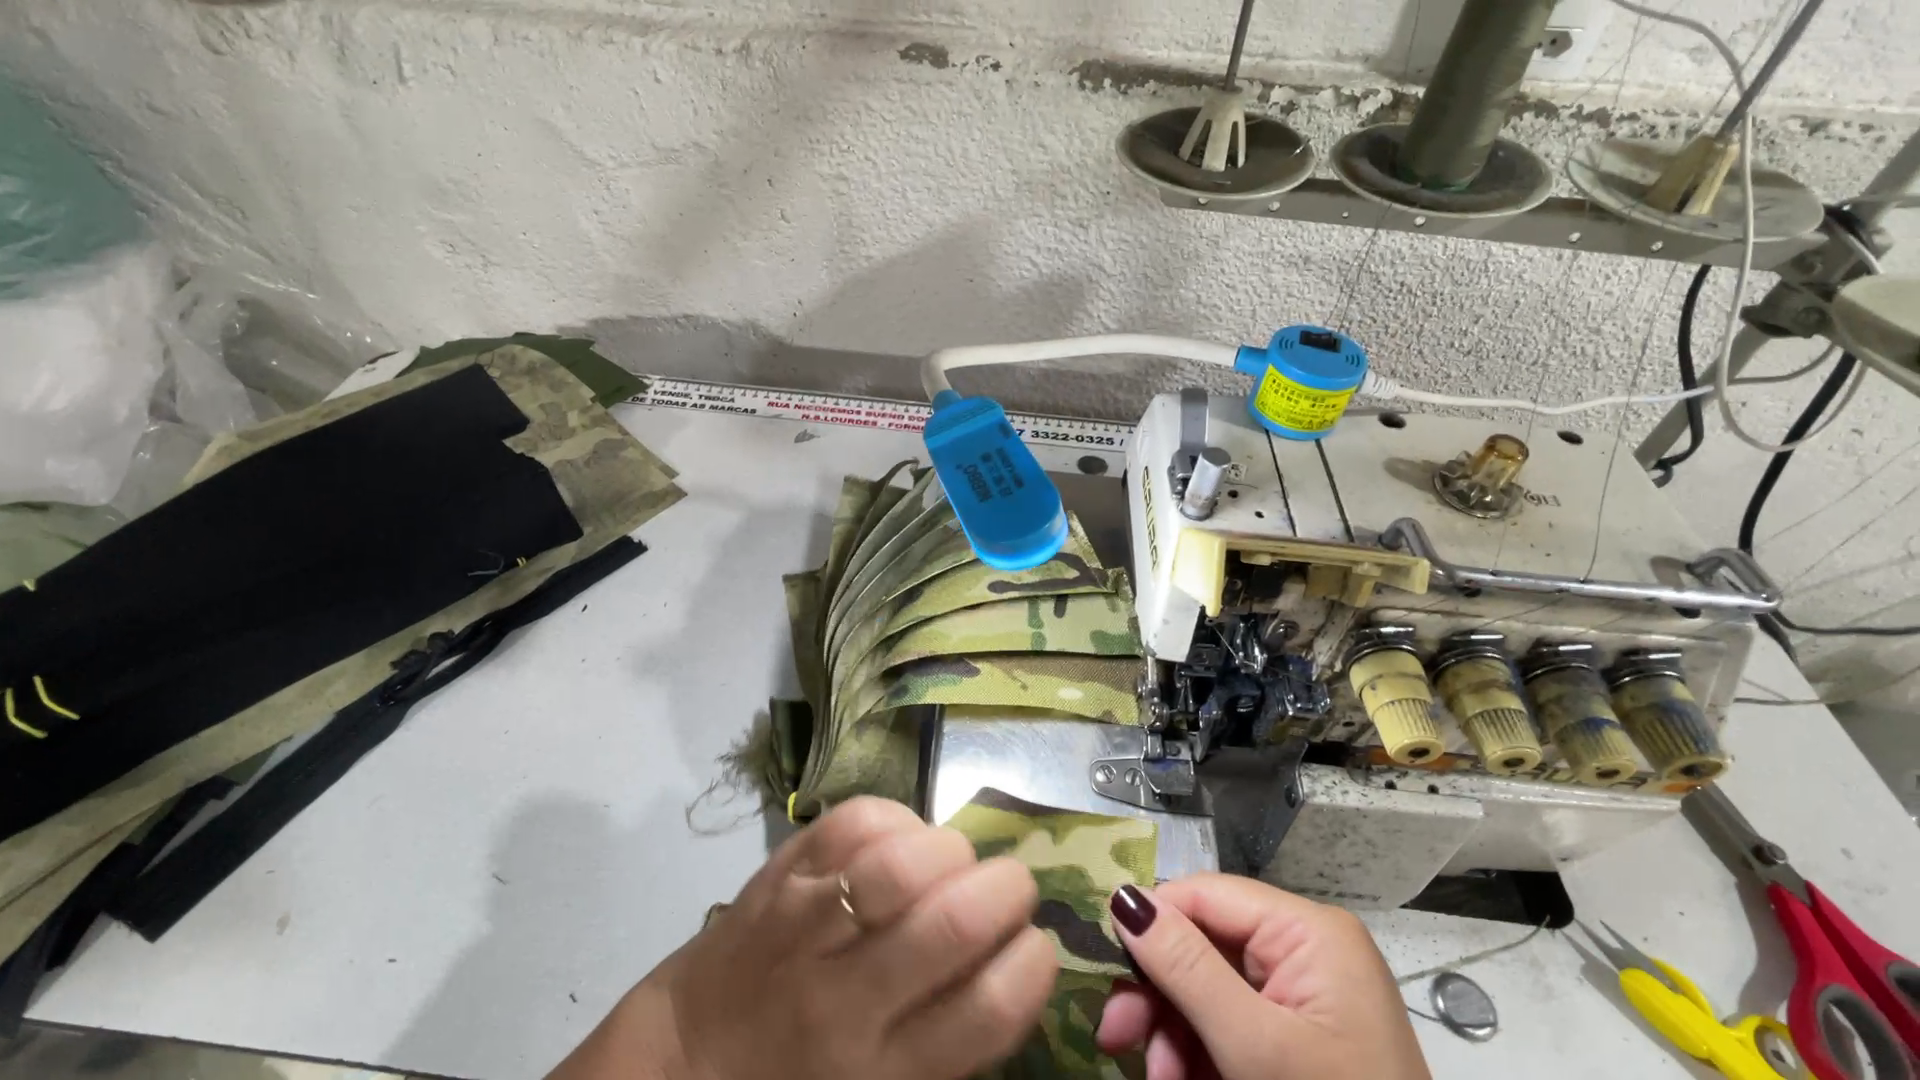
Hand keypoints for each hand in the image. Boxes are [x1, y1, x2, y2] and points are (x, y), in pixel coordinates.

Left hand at [546, 797, 1058, 1079]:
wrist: (684, 1063)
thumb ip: (955, 1037)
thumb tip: (1018, 957)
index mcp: (887, 1070)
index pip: (990, 1007)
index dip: (1033, 963)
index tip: (1032, 947)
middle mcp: (847, 997)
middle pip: (955, 921)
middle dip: (1008, 889)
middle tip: (1008, 891)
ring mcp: (807, 925)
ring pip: (904, 862)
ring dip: (952, 851)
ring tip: (953, 865)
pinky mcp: (782, 871)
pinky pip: (858, 820)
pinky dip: (899, 820)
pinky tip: (900, 843)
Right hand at [1098, 874, 1429, 1079]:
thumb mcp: (1251, 1044)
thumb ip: (1185, 967)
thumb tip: (1122, 896)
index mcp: (1307, 931)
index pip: (1204, 895)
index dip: (1150, 925)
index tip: (1102, 968)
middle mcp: (1304, 948)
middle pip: (1201, 944)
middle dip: (1156, 993)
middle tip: (1114, 1036)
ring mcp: (1301, 993)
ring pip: (1206, 988)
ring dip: (1170, 1032)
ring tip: (1157, 1076)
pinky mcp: (1296, 1033)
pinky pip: (1228, 1023)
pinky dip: (1197, 1051)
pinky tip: (1179, 1079)